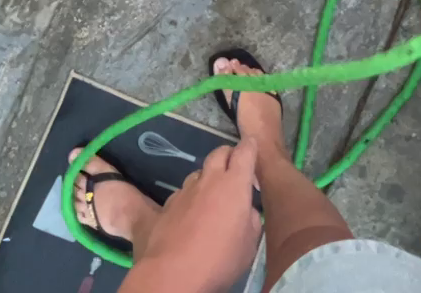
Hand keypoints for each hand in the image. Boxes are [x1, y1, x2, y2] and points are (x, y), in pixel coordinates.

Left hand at [126, 139, 262, 292]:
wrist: (172, 275)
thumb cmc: (219, 259)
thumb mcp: (249, 245)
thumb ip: (251, 220)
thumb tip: (247, 211)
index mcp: (234, 184)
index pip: (245, 151)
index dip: (250, 146)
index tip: (253, 146)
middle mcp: (210, 179)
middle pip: (219, 152)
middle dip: (229, 155)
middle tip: (234, 170)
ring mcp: (186, 190)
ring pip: (199, 172)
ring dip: (208, 178)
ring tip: (211, 197)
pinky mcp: (167, 204)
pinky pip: (183, 192)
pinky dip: (190, 198)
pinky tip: (190, 216)